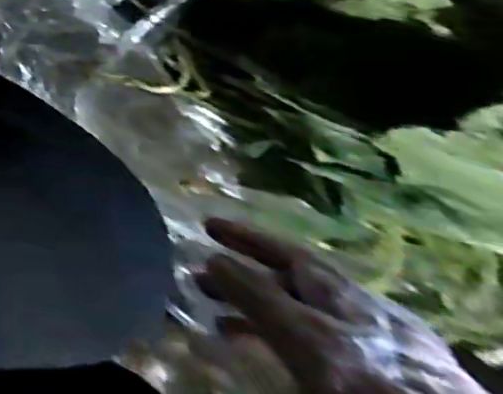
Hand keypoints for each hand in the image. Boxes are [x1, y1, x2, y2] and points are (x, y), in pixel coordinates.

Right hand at [196, 219, 480, 393]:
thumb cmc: (369, 380)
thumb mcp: (303, 334)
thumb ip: (255, 293)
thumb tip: (212, 258)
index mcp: (344, 292)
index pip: (288, 251)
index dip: (246, 237)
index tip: (207, 225)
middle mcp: (368, 311)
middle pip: (299, 285)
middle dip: (247, 279)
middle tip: (203, 282)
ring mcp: (390, 348)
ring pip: (313, 317)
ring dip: (265, 313)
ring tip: (227, 324)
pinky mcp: (400, 380)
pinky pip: (329, 345)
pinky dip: (291, 340)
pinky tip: (280, 355)